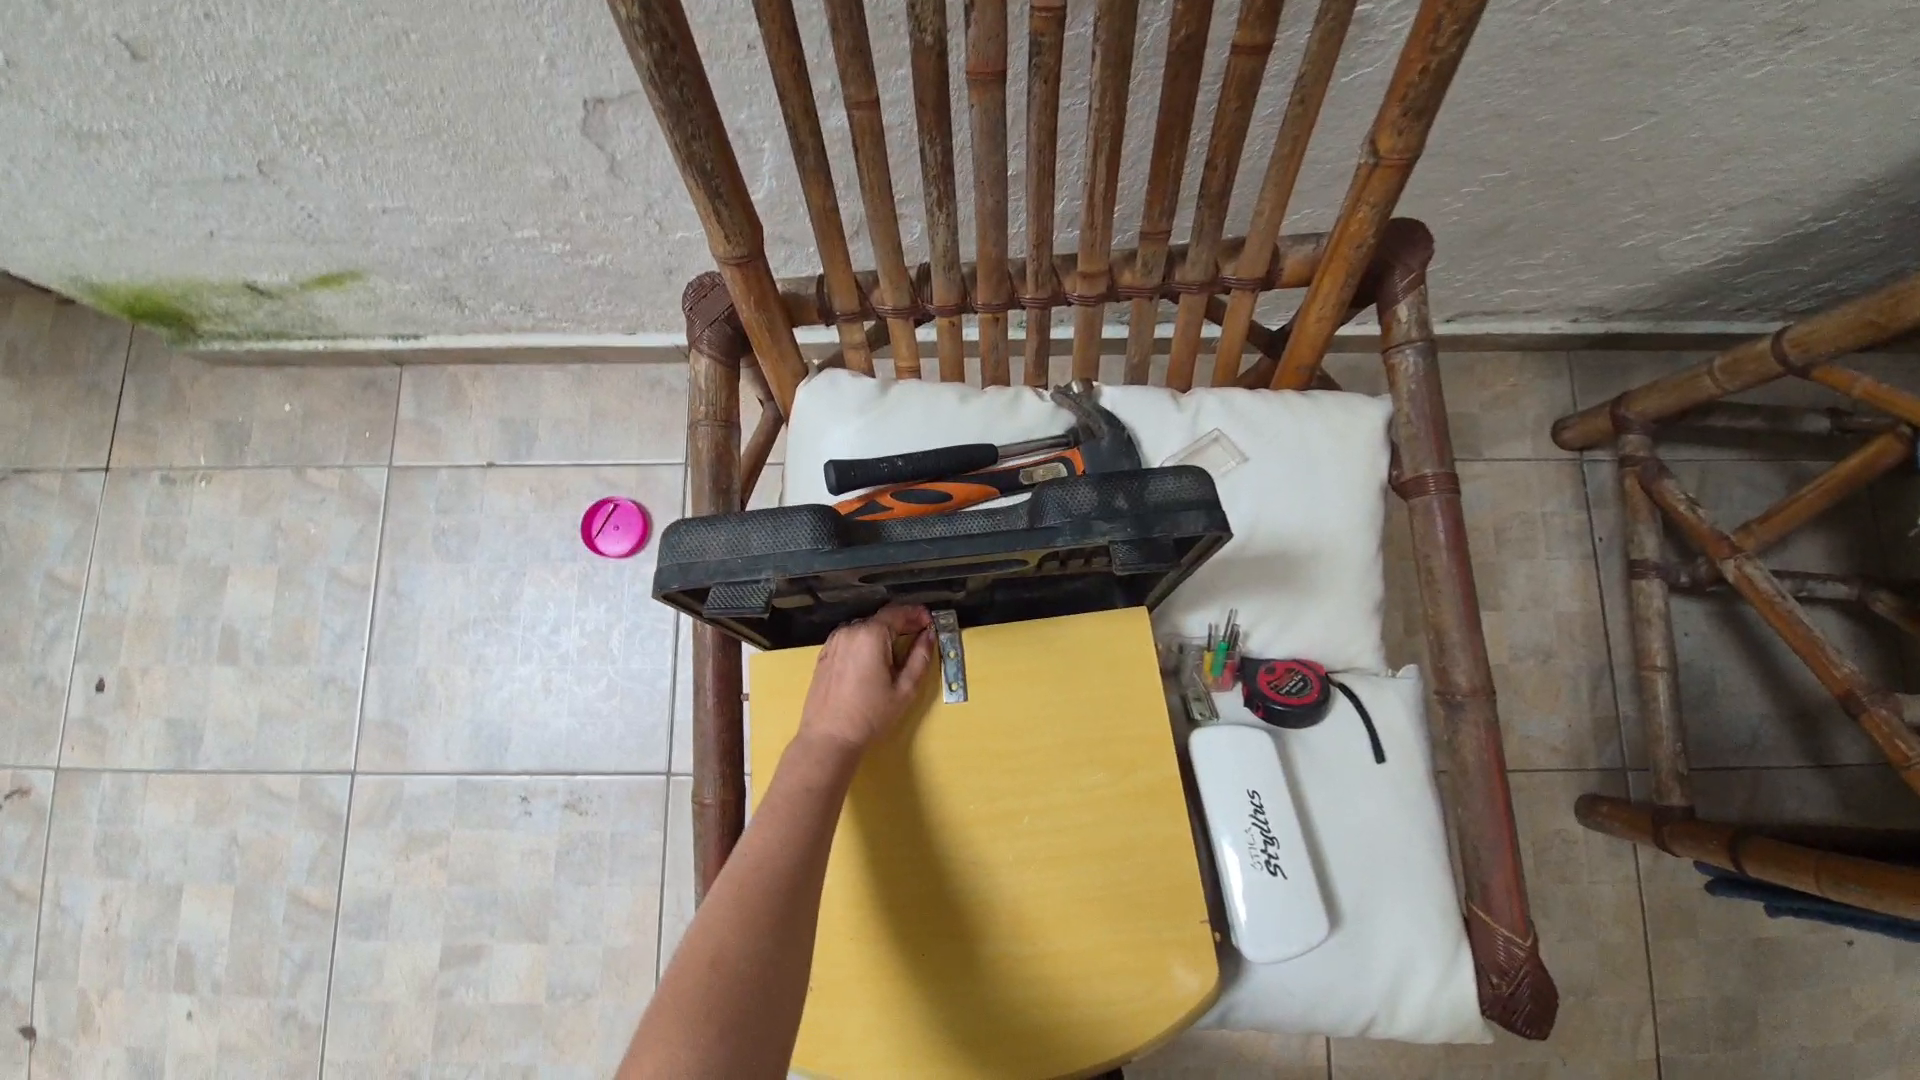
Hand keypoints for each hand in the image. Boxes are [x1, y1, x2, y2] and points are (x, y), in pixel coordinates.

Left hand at [797, 605, 936, 752]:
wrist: (829, 737)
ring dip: (882, 633)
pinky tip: (872, 661)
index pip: (897, 612)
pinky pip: (850, 639)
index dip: (916, 614)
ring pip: (864, 628)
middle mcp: (849, 631)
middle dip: (901, 624)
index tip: (930, 621)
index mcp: (871, 635)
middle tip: (919, 636)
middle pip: (880, 619)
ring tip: (897, 651)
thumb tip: (929, 635)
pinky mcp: (825, 654)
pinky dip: (865, 642)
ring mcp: (834, 642)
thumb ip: (921, 657)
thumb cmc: (870, 715)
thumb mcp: (905, 689)